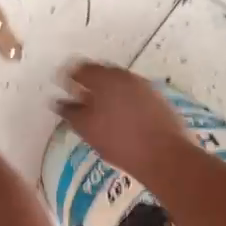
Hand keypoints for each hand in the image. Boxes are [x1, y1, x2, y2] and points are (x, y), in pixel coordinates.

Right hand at [54, 61, 190, 180]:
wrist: (167, 157)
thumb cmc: (120, 141)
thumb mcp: (87, 129)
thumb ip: (70, 112)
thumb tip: (58, 101)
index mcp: (103, 78)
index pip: (80, 69)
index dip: (69, 77)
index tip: (63, 86)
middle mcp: (124, 76)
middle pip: (101, 73)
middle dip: (89, 82)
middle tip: (81, 98)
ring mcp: (144, 86)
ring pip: (119, 83)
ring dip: (108, 91)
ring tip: (101, 109)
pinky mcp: (159, 100)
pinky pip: (134, 93)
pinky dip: (124, 99)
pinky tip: (122, 116)